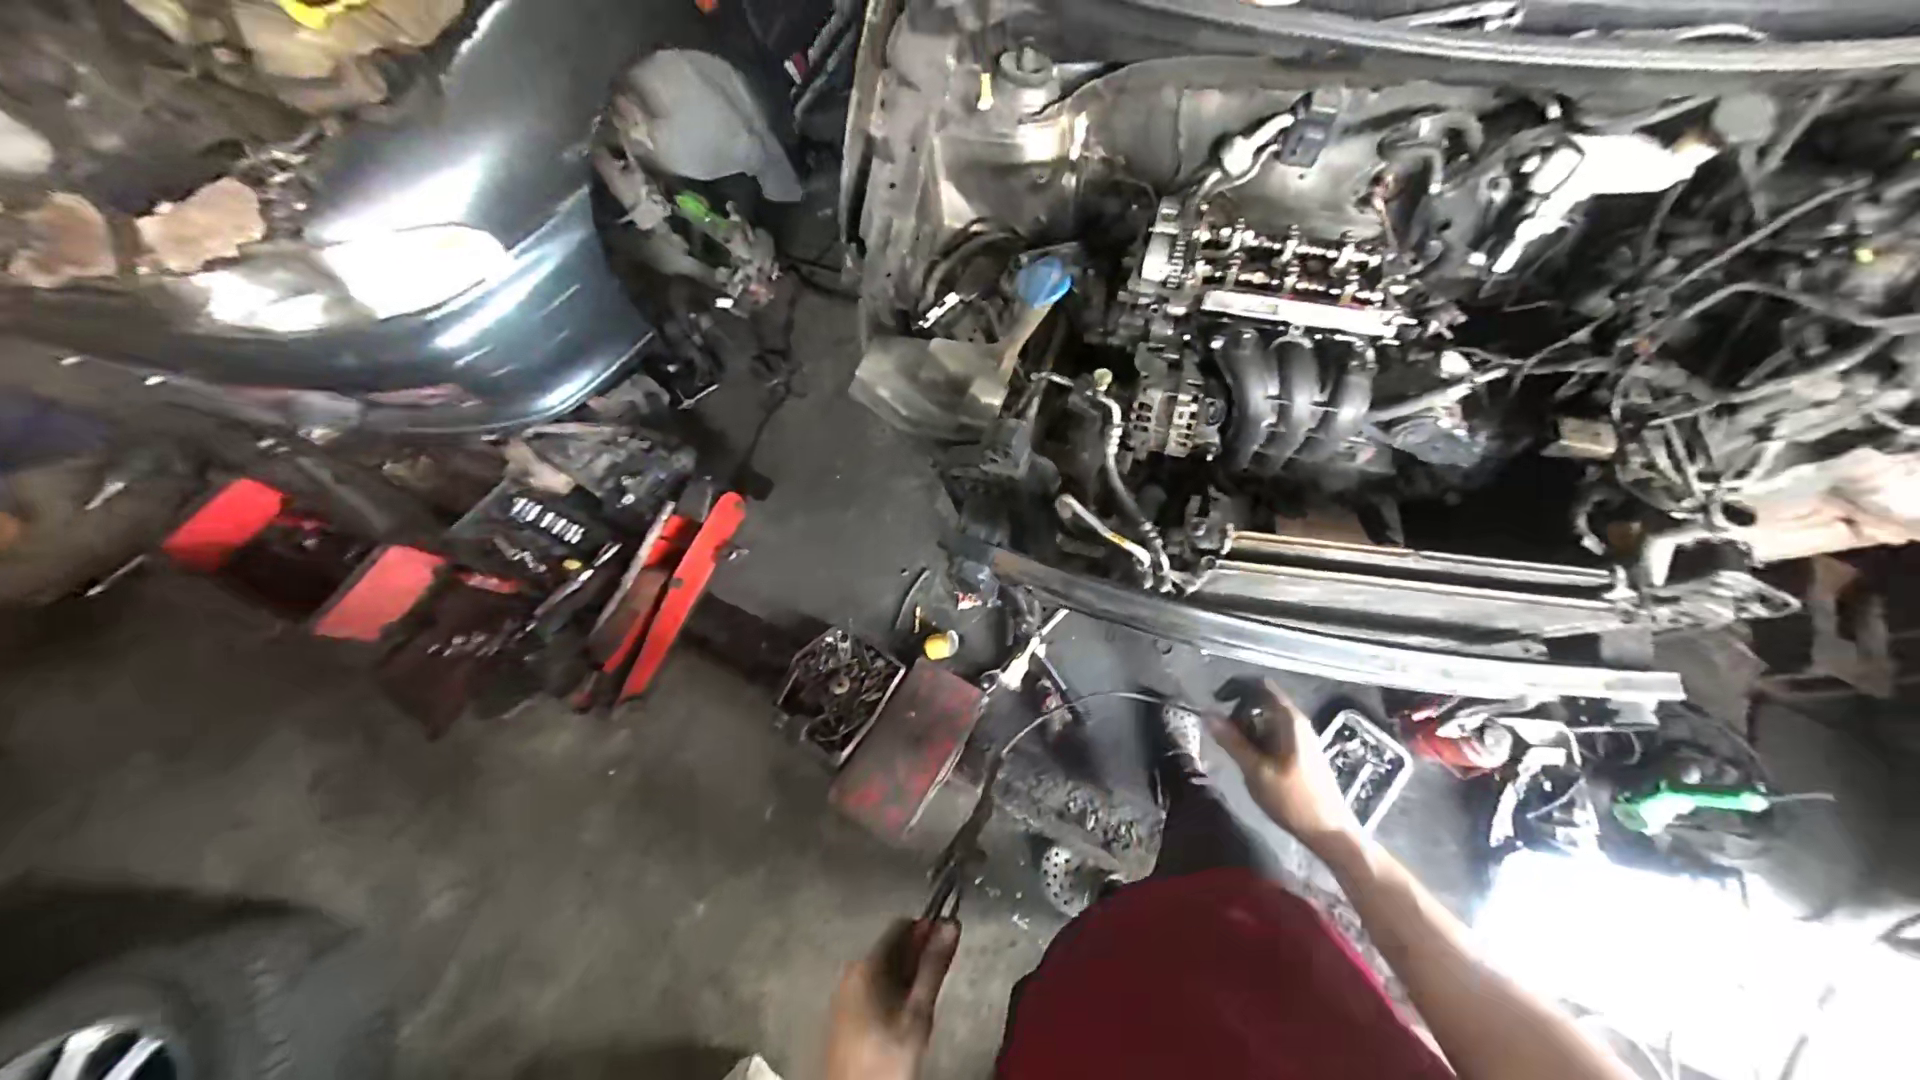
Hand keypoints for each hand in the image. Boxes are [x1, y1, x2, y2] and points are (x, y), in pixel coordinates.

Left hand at [825, 918, 959, 1079]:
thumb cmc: (886, 1060)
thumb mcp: (918, 1013)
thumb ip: (933, 965)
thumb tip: (950, 924)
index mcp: (865, 964)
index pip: (902, 926)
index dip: (928, 929)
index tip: (949, 939)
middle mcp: (851, 972)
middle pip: (893, 948)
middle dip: (918, 957)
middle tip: (938, 978)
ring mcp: (846, 994)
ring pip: (886, 970)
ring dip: (908, 978)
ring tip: (924, 1003)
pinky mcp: (846, 1016)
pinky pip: (876, 989)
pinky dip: (895, 994)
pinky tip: (905, 1018)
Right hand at [1209, 679, 1361, 853]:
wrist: (1330, 833)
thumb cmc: (1293, 800)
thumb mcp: (1255, 771)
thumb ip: (1231, 741)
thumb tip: (1207, 714)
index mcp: (1289, 720)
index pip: (1259, 686)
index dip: (1235, 687)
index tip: (1216, 703)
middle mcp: (1297, 722)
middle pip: (1261, 702)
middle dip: (1238, 713)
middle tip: (1223, 736)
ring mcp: (1301, 737)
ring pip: (1265, 719)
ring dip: (1246, 729)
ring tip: (1235, 752)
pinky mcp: (1300, 752)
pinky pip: (1272, 734)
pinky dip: (1256, 740)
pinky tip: (1251, 761)